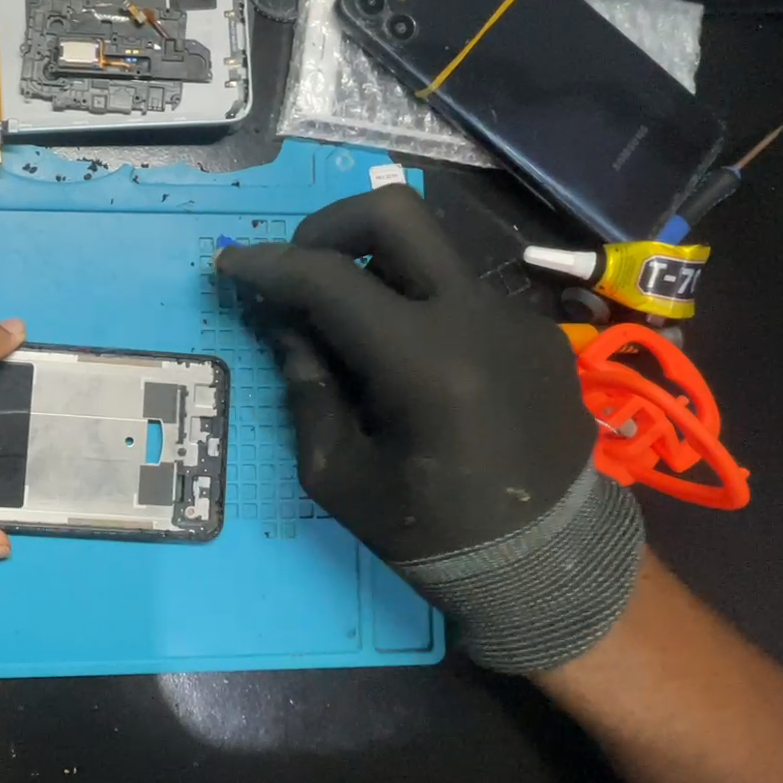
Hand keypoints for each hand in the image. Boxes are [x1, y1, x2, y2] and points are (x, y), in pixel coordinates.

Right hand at [216, 185, 643, 672]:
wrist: (554, 568)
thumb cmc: (431, 532)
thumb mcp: (338, 474)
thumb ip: (307, 388)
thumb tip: (289, 326)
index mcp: (424, 362)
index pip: (328, 279)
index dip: (266, 265)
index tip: (228, 264)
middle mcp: (476, 317)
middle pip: (395, 213)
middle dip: (328, 226)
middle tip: (300, 268)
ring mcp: (515, 316)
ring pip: (427, 253)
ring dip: (372, 272)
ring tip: (351, 335)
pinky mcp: (535, 330)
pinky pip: (457, 293)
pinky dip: (414, 306)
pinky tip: (408, 365)